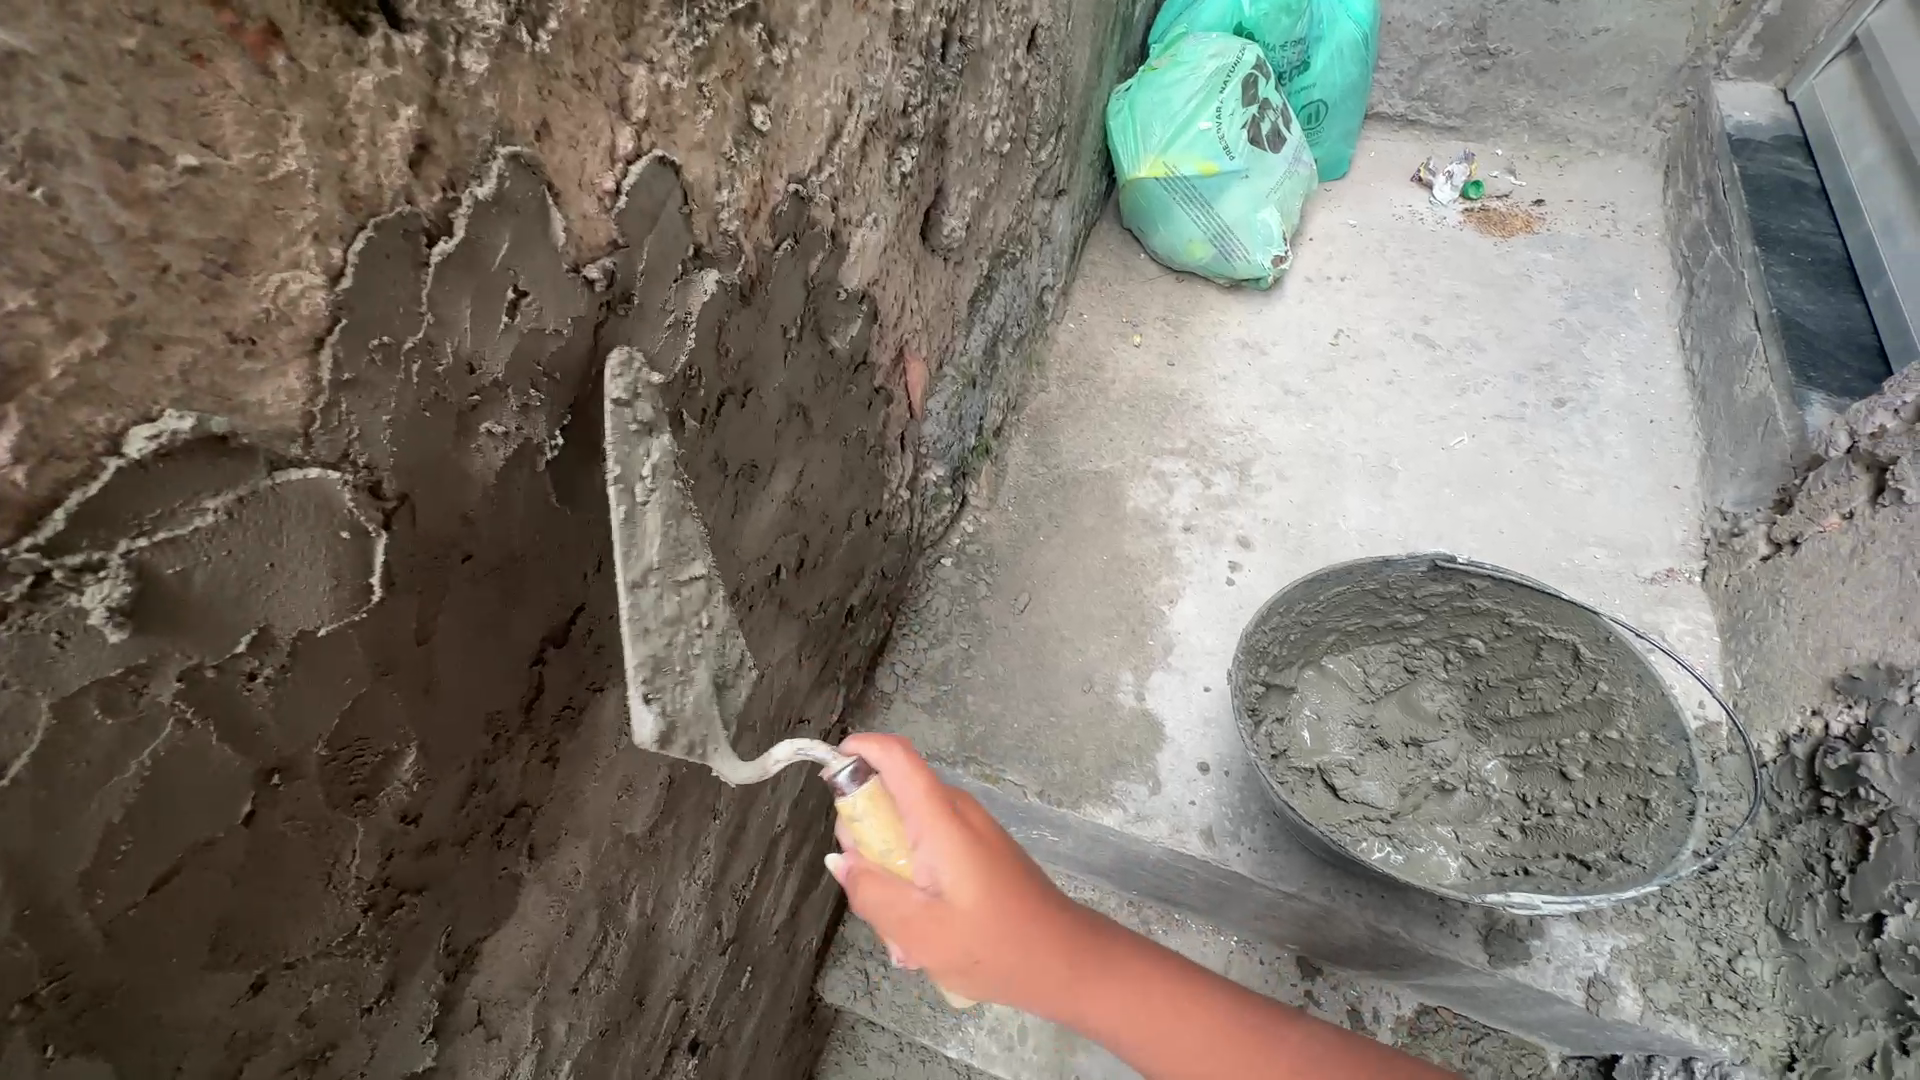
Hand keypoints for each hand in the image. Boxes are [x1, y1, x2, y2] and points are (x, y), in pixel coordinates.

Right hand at [826, 734, 1096, 1011]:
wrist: (1064, 959)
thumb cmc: (994, 945)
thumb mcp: (918, 932)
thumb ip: (871, 893)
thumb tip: (840, 860)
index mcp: (940, 818)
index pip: (897, 756)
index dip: (860, 749)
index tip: (829, 771)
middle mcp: (955, 810)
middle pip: (893, 795)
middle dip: (866, 836)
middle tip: (870, 890)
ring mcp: (969, 827)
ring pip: (907, 827)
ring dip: (891, 868)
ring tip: (903, 928)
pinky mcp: (976, 846)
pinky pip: (928, 846)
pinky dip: (914, 878)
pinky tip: (926, 927)